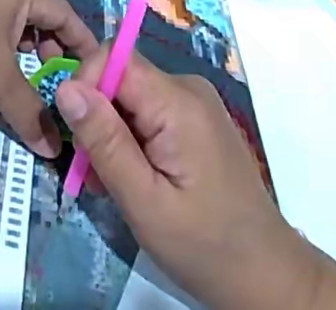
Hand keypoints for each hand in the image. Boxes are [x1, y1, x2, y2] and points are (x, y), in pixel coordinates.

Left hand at [0, 0, 96, 157]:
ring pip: (11, 18)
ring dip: (25, 47)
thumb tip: (54, 148)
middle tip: (60, 76)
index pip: (63, 10)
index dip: (81, 40)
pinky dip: (1, 46)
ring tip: (30, 76)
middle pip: (38, 11)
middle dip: (53, 44)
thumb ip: (30, 112)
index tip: (96, 69)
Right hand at [56, 53, 330, 309]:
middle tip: (93, 173)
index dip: (84, 84)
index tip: (76, 134)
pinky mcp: (194, 120)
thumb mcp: (144, 201)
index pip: (113, 56)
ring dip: (110, 133)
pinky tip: (134, 178)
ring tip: (113, 184)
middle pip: (120, 76)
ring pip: (129, 96)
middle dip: (96, 118)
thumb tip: (65, 88)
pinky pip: (146, 110)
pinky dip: (130, 139)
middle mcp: (187, 88)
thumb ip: (104, 141)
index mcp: (178, 102)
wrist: (269, 279)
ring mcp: (193, 103)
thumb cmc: (205, 246)